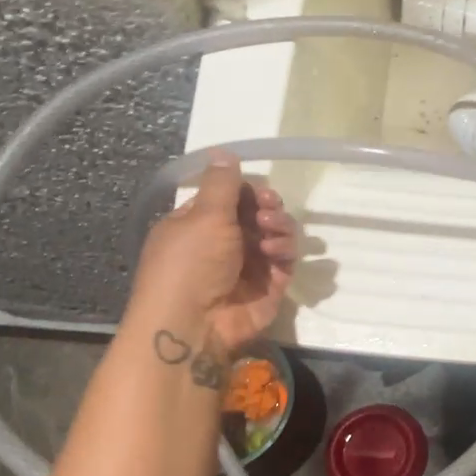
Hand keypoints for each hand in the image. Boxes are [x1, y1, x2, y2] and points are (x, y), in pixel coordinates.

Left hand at [128, 152, 295, 354]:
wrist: (194, 323)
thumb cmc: (190, 264)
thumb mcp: (204, 216)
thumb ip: (222, 184)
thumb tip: (224, 152)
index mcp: (198, 224)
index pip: (231, 198)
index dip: (249, 192)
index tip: (260, 194)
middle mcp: (223, 243)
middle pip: (258, 215)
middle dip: (268, 210)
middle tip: (268, 213)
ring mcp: (247, 266)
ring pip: (276, 236)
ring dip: (278, 229)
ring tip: (271, 236)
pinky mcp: (268, 287)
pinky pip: (285, 262)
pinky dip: (285, 253)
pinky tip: (277, 253)